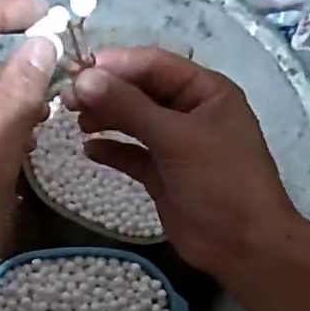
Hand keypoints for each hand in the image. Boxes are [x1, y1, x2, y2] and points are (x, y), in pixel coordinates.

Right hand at [65, 48, 300, 275]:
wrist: (242, 245)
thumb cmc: (219, 181)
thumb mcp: (175, 138)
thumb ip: (129, 107)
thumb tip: (83, 79)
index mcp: (205, 91)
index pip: (154, 66)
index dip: (115, 65)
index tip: (75, 71)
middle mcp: (190, 113)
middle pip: (141, 92)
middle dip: (106, 92)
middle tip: (68, 100)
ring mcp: (175, 146)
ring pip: (134, 123)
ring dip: (106, 118)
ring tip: (77, 122)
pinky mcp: (162, 176)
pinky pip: (132, 155)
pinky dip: (112, 150)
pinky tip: (89, 149)